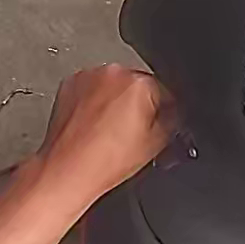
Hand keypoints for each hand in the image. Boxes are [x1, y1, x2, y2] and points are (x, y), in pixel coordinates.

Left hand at [31, 65, 174, 206]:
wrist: (68, 169)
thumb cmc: (105, 161)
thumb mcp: (157, 144)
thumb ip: (174, 120)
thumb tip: (176, 112)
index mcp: (140, 83)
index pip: (165, 91)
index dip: (165, 111)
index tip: (160, 124)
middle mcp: (114, 73)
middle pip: (138, 86)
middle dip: (139, 105)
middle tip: (132, 132)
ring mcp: (90, 76)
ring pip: (114, 86)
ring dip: (116, 102)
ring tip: (110, 131)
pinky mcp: (71, 84)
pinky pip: (92, 88)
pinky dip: (95, 102)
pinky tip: (95, 125)